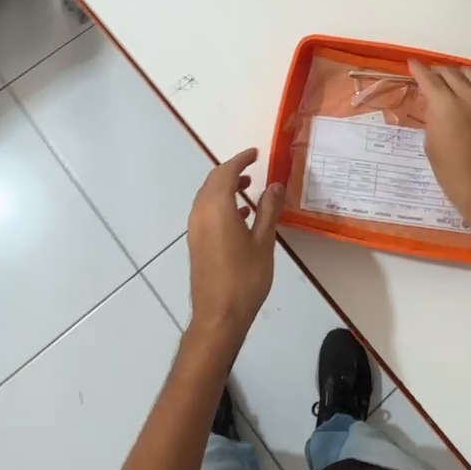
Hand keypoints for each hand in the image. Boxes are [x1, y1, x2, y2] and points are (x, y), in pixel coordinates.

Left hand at [186, 148, 284, 343]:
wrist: (219, 315)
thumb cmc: (245, 278)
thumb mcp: (264, 242)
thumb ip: (268, 210)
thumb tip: (275, 185)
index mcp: (217, 208)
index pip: (226, 173)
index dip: (241, 160)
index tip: (255, 153)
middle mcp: (201, 213)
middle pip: (213, 181)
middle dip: (232, 171)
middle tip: (252, 166)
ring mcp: (195, 228)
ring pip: (208, 196)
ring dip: (226, 187)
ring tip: (249, 187)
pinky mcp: (196, 241)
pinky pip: (206, 211)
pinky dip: (221, 204)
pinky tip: (241, 215)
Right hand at [409, 60, 470, 231]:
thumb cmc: (453, 174)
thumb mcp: (432, 145)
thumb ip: (433, 118)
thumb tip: (435, 107)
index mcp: (445, 105)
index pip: (429, 78)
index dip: (418, 69)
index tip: (412, 64)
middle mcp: (468, 96)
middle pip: (451, 72)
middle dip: (437, 71)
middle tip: (430, 77)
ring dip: (458, 74)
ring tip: (452, 81)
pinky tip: (470, 95)